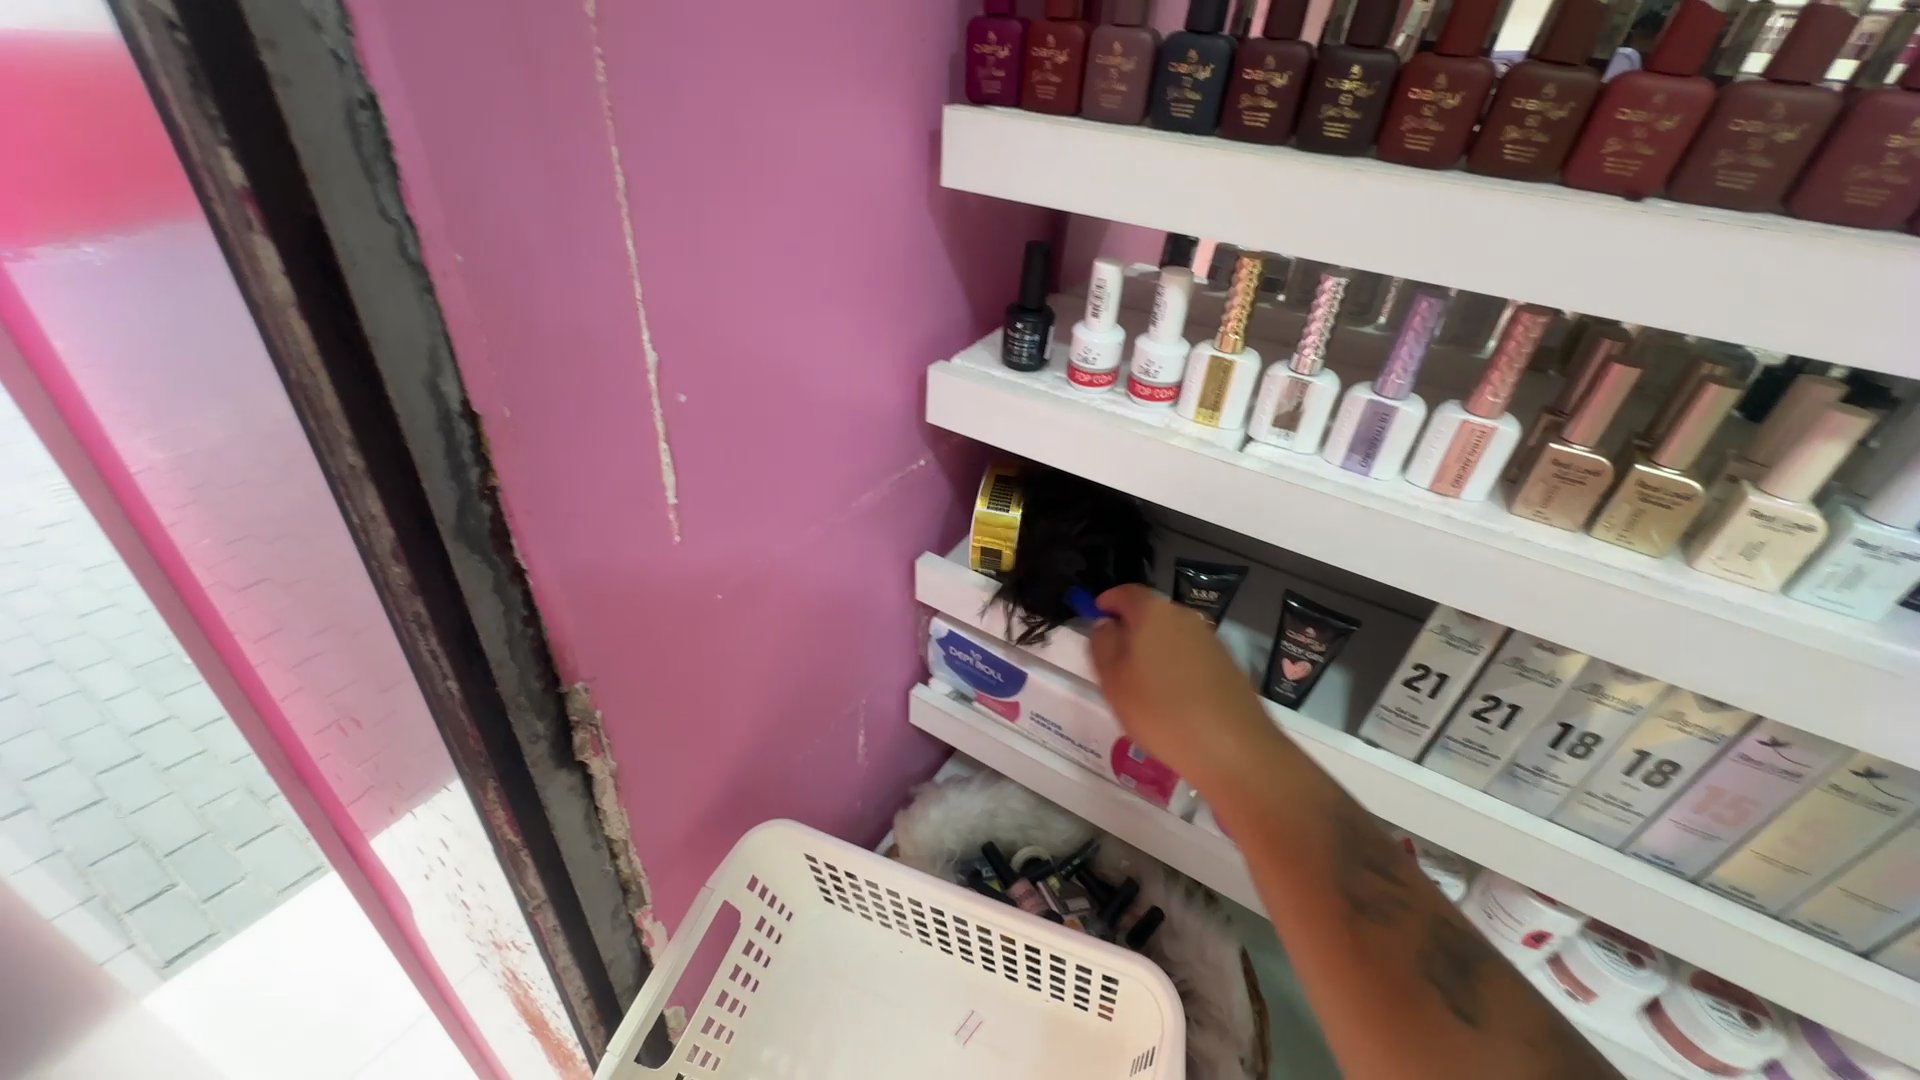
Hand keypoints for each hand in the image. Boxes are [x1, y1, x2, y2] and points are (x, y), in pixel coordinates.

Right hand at [1088, 584, 1285, 791]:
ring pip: (1172, 636)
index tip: (1096, 615)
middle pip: (1151, 613)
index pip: (1126, 592)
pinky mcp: (1228, 666)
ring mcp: (1211, 641)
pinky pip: (1191, 657)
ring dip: (1154, 650)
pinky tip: (1172, 700)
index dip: (1108, 600)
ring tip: (1141, 685)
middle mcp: (1185, 618)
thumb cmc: (1160, 710)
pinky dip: (1176, 668)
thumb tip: (1107, 624)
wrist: (1232, 748)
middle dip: (1131, 628)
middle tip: (1114, 658)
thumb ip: (1103, 644)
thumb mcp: (1113, 680)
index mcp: (1153, 613)